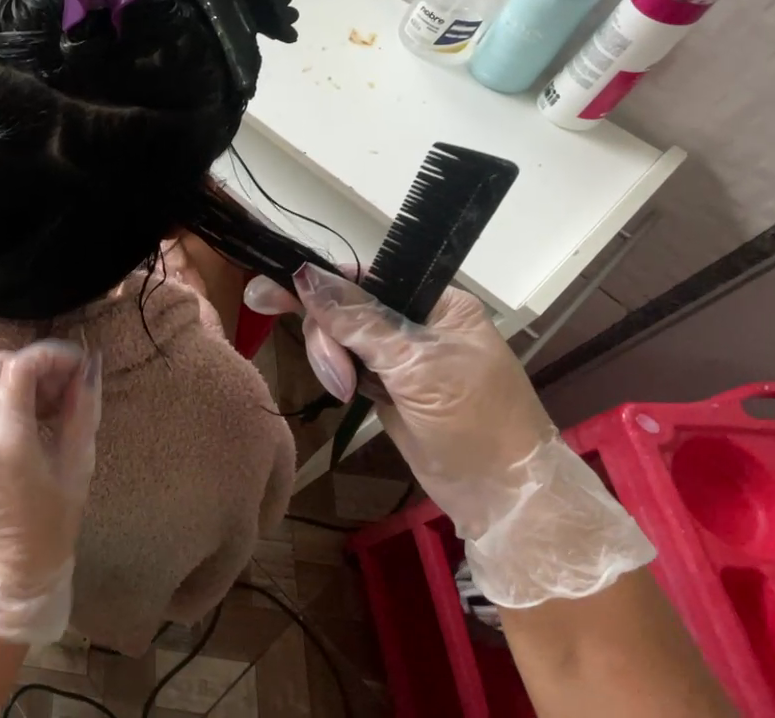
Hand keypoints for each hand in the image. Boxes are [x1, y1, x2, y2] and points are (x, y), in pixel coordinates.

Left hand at [0, 341, 101, 642]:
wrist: (8, 565)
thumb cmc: (52, 521)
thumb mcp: (78, 463)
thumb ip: (83, 408)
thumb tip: (91, 364)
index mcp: (6, 437)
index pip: (20, 365)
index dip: (51, 355)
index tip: (77, 364)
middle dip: (35, 366)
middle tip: (64, 386)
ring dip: (17, 382)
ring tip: (46, 407)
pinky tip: (21, 426)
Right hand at [244, 265, 654, 607]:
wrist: (503, 499)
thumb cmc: (475, 424)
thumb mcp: (415, 366)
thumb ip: (357, 320)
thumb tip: (303, 274)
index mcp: (435, 302)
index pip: (363, 278)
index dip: (320, 287)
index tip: (271, 296)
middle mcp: (414, 321)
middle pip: (342, 307)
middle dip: (327, 337)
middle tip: (337, 377)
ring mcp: (397, 354)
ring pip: (336, 336)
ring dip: (329, 360)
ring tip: (346, 394)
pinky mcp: (384, 384)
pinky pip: (342, 363)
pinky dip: (335, 374)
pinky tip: (343, 391)